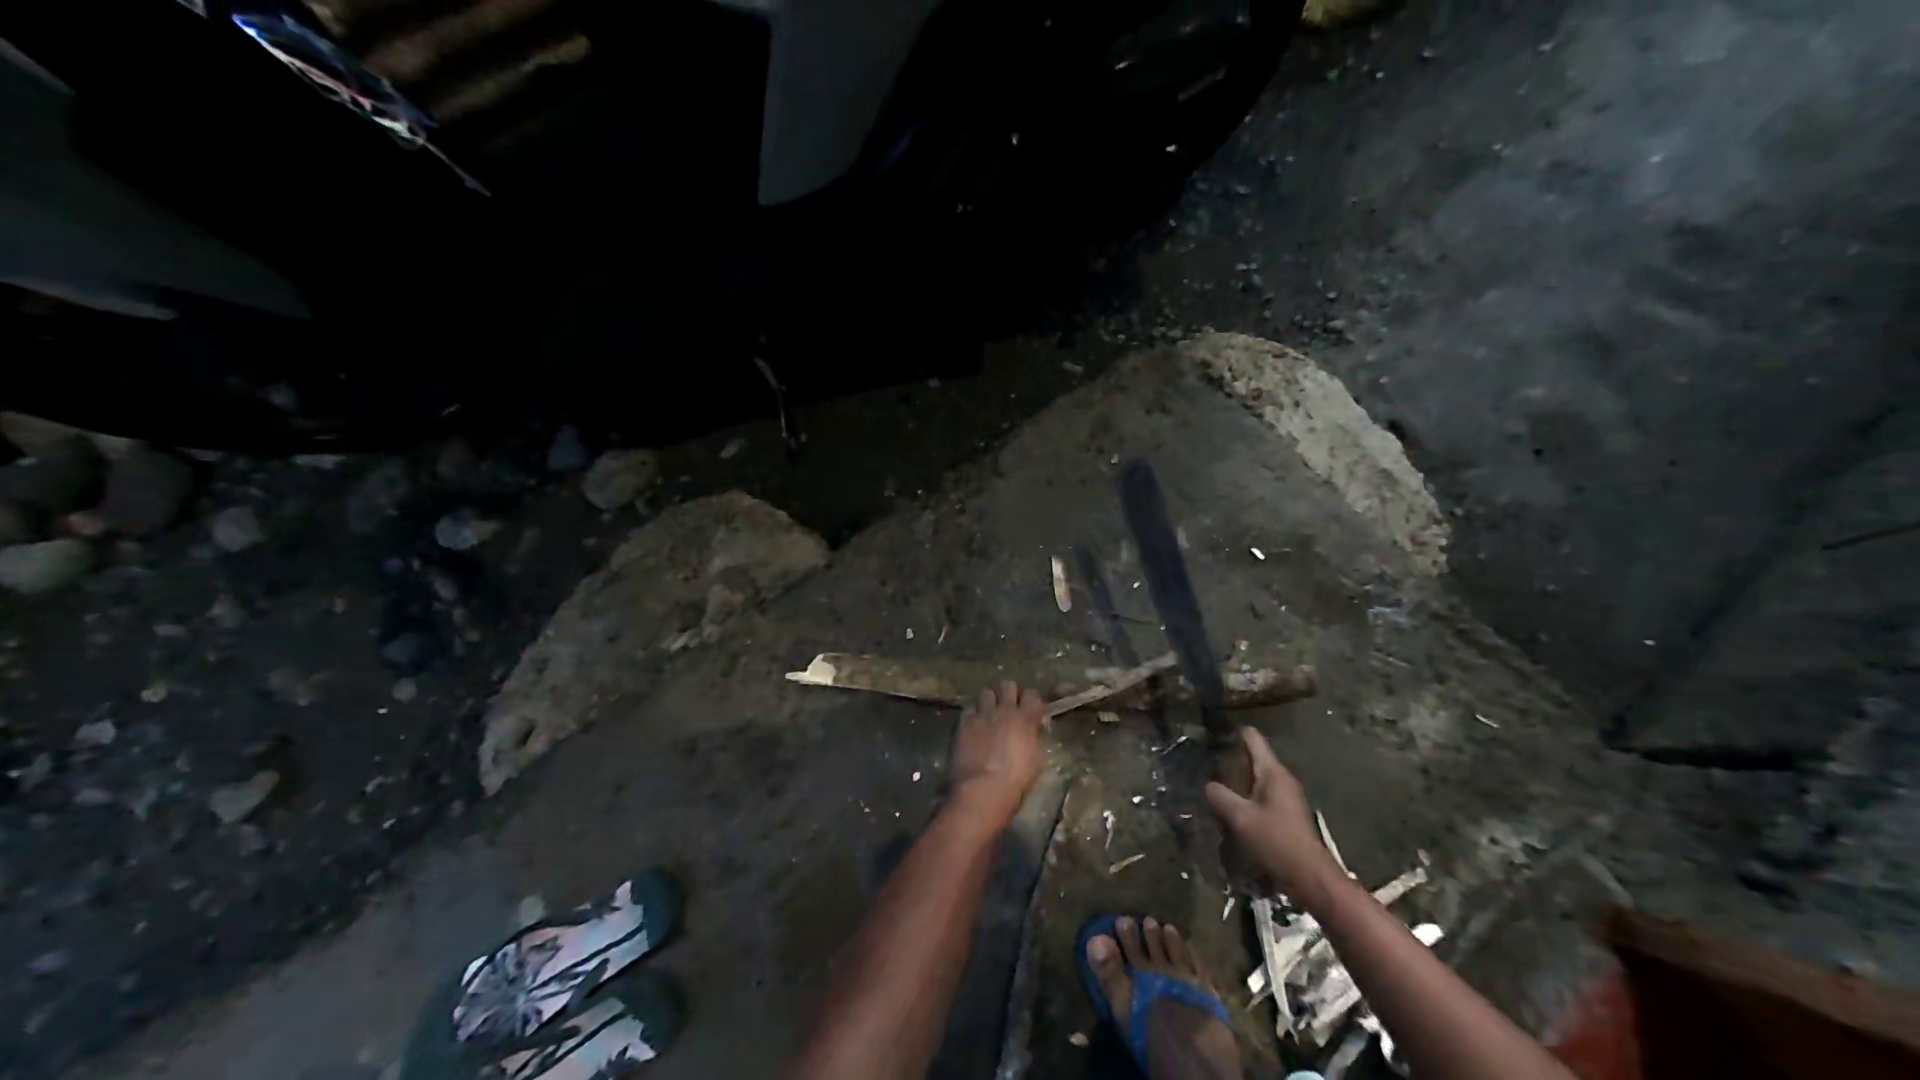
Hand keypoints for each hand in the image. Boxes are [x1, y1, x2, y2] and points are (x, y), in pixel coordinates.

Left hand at [951, 681, 1045, 823]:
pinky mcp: (964, 722)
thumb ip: (1034, 735)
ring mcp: (982, 714)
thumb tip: (1033, 726)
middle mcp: (1004, 710)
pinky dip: (974, 714)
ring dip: (990, 700)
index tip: (1030, 708)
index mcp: (1026, 718)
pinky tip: (974, 725)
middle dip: (1009, 693)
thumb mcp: (1036, 757)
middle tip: (1008, 706)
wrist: (984, 788)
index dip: (1031, 700)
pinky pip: (970, 709)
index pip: (1032, 694)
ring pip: (986, 692)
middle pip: (1007, 685)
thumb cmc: (1016, 779)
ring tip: (989, 713)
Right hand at [1204, 727, 1340, 895]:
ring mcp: (1287, 795)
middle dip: (1231, 759)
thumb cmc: (1275, 841)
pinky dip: (1247, 794)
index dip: (1232, 733)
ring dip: (1238, 779)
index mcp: (1273, 772)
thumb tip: (1207, 785)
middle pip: (1254, 756)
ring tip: (1215, 786)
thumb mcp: (1240, 818)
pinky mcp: (1288, 812)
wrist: (1310, 876)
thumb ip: (1219, 796)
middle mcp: (1282, 778)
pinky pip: (1263, 793)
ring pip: (1258, 777)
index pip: (1252, 738)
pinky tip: (1233, 807)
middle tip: (1206, 765)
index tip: (1211, 737)